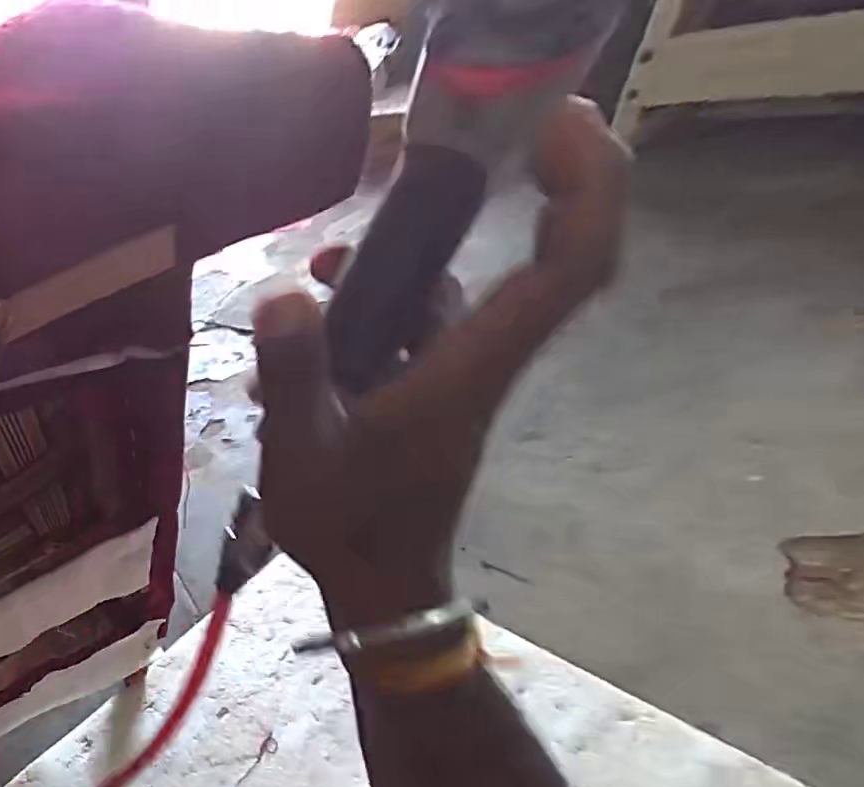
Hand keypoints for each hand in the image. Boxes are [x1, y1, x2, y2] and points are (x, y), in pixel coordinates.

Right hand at [253, 98, 627, 627]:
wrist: (375, 586)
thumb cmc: (346, 526)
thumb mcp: (301, 451)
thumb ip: (292, 374)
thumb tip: (279, 295)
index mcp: (464, 373)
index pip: (568, 264)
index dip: (584, 182)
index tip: (550, 122)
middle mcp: (472, 370)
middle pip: (510, 270)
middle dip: (457, 218)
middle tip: (395, 190)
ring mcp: (449, 388)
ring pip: (443, 308)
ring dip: (389, 277)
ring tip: (314, 274)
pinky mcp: (423, 405)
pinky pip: (410, 341)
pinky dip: (370, 322)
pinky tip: (309, 338)